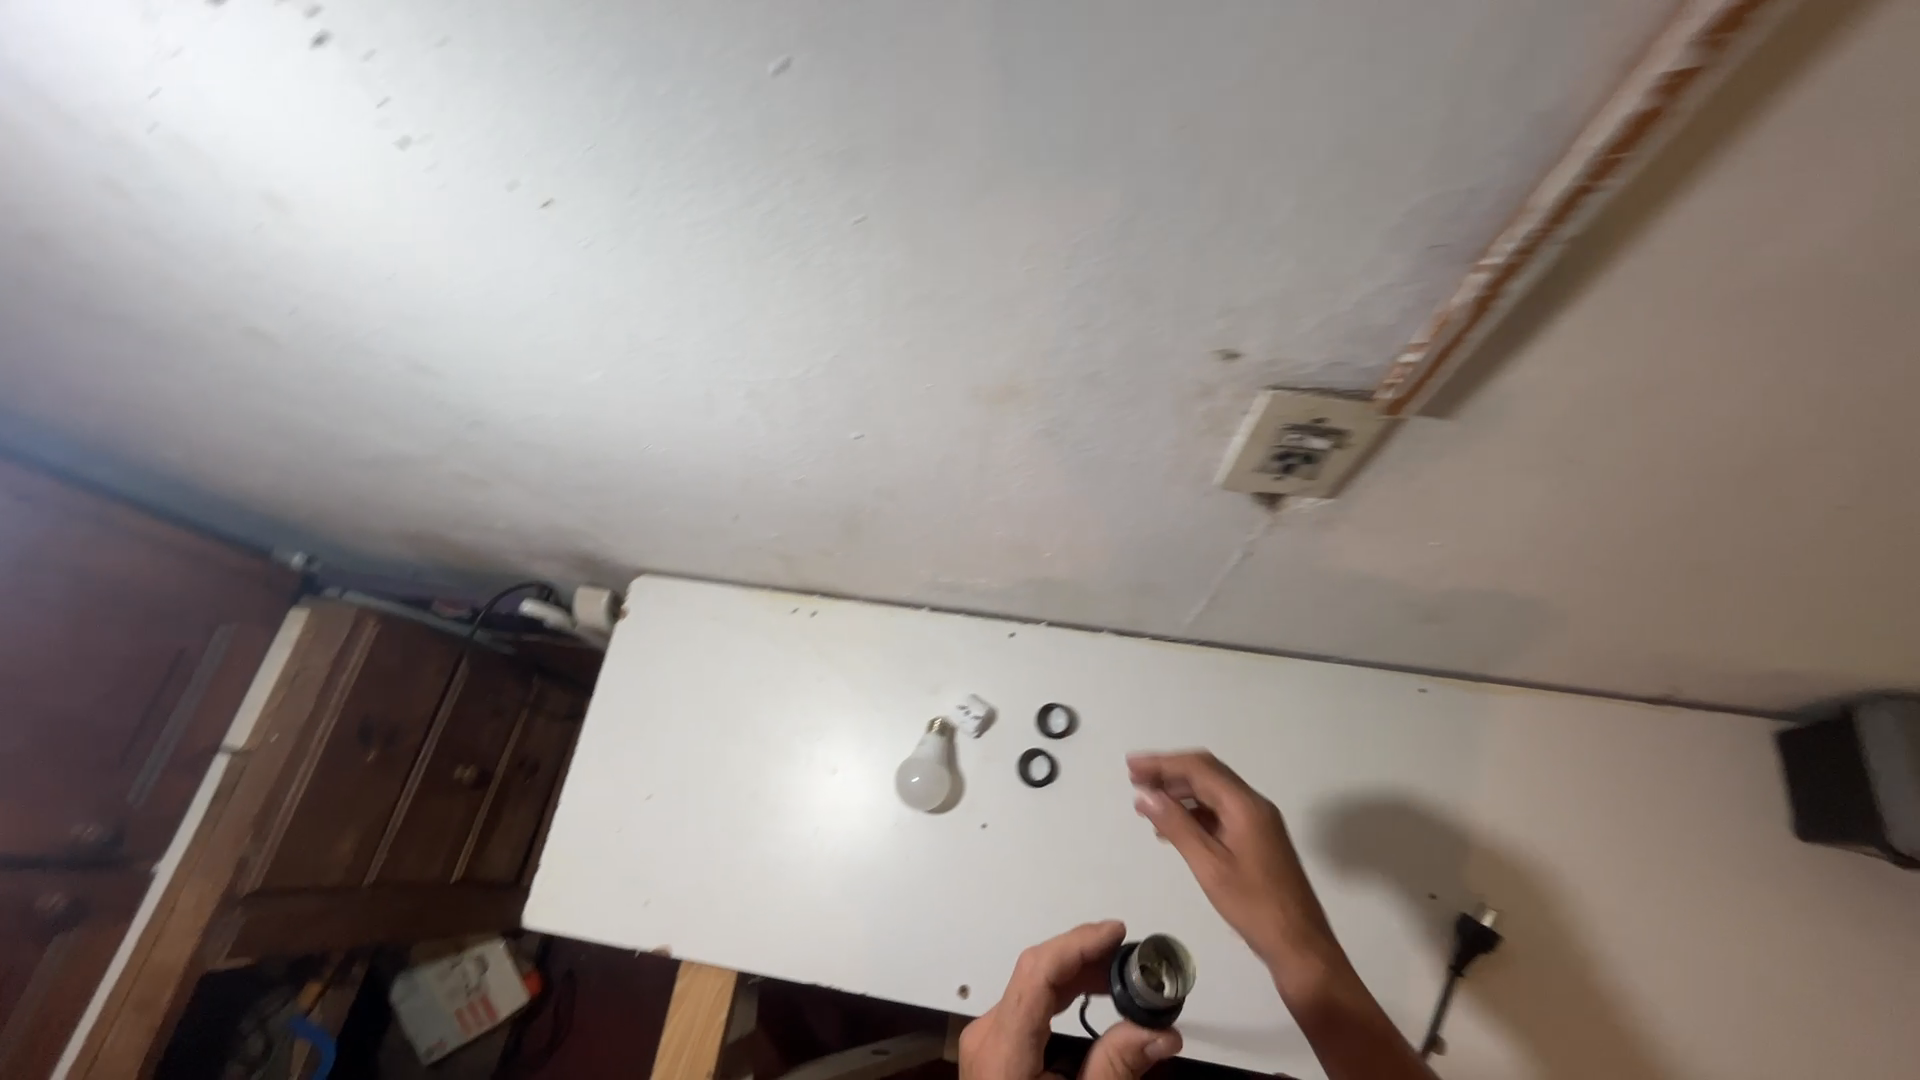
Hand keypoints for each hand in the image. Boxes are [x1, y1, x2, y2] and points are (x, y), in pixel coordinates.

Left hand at [959, 920, 1182, 1079]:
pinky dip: (1064, 994)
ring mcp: (987, 1039)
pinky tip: (1093, 996)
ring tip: (1121, 974)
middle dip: (1087, 956)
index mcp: (1002, 1048)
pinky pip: (1031, 1004)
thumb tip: (1160, 1031)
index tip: (1115, 933)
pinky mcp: (995, 1047)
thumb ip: (1117, 1068)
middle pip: (1037, 972)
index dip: (1078, 943)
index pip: (1037, 972)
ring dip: (1078, 973)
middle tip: (1131, 956)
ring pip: (1034, 984)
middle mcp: (987, 1034)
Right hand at [1128, 752, 1339, 979]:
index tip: (1131, 766)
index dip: (1161, 763)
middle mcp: (1253, 805)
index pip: (1198, 768)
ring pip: (1212, 793)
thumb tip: (1145, 795)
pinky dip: (1193, 813)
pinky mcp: (1256, 839)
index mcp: (1245, 805)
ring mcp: (1257, 822)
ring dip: (1179, 793)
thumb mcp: (1209, 866)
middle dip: (1169, 773)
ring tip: (1147, 804)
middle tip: (1135, 779)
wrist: (1301, 947)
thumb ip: (1177, 825)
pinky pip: (1220, 813)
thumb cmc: (1254, 907)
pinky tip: (1172, 829)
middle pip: (1206, 774)